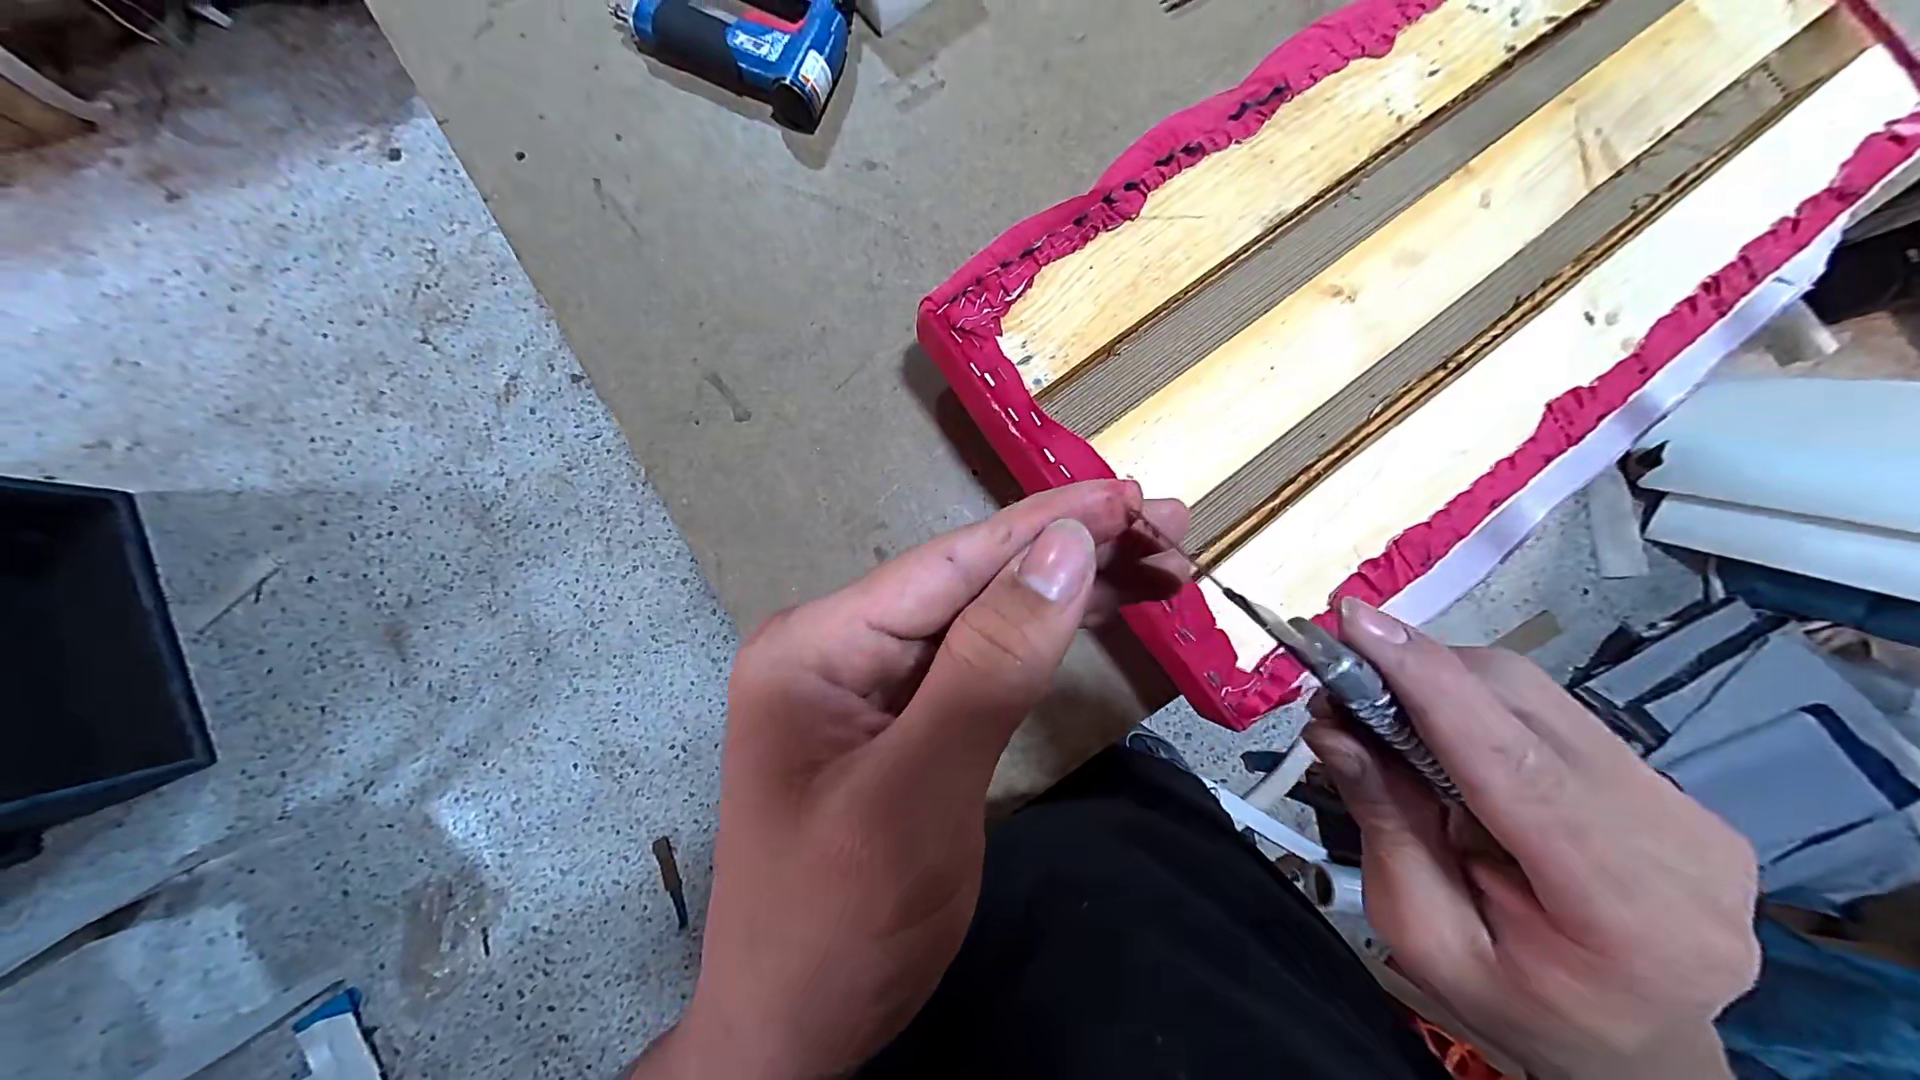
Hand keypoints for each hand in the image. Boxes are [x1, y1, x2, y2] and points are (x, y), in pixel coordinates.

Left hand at [631, 480, 1189, 1079]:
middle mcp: (840, 642)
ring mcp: (870, 677)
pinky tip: (1095, 606)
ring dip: (1068, 586)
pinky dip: (1043, 633)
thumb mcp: (920, 789)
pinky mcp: (903, 711)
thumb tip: (1062, 551)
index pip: (951, 562)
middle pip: (971, 578)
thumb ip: (990, 663)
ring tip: (1154, 561)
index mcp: (818, 643)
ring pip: (984, 612)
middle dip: (1069, 551)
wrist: (794, 1027)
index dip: (1046, 523)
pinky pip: (980, 655)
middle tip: (1164, 526)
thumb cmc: (842, 918)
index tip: (1129, 497)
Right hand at [1304, 599, 1759, 1079]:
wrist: (1632, 1043)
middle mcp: (1678, 842)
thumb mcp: (1423, 932)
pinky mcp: (1662, 783)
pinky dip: (1472, 700)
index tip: (1358, 623)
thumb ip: (1385, 825)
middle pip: (1522, 709)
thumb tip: (1331, 730)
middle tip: (1337, 683)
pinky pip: (1547, 708)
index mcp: (1627, 912)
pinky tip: (1436, 728)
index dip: (1430, 683)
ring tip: (1377, 707)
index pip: (1515, 764)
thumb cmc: (1516, 1003)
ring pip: (1533, 694)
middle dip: (1417, 676)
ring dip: (1439, 683)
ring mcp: (1682, 806)